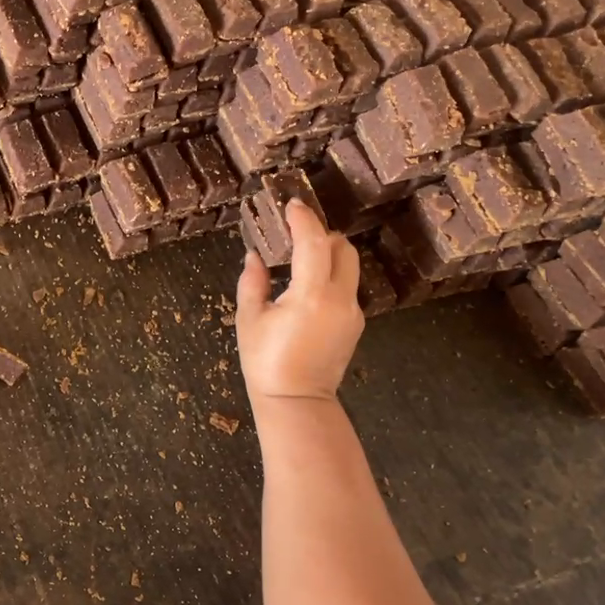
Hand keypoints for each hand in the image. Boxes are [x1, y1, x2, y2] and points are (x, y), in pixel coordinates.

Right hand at [236, 199, 363, 405]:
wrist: (296, 400)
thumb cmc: (265, 360)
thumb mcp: (249, 319)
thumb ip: (253, 282)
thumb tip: (254, 256)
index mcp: (311, 295)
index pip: (314, 242)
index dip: (303, 219)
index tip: (291, 204)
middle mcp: (340, 298)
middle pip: (342, 248)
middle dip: (321, 234)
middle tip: (295, 234)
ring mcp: (352, 311)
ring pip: (348, 267)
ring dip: (327, 255)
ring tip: (300, 261)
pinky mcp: (355, 324)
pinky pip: (345, 288)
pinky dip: (329, 277)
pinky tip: (305, 290)